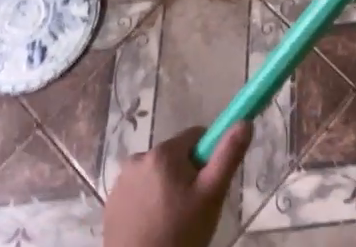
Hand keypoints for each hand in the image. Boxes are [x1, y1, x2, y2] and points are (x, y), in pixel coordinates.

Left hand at [103, 122, 253, 246]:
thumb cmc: (179, 233)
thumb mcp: (212, 194)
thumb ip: (228, 154)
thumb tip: (244, 122)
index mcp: (163, 153)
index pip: (196, 136)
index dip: (207, 158)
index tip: (207, 184)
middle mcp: (137, 159)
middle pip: (175, 156)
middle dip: (186, 175)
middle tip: (192, 207)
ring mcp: (120, 183)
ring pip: (157, 174)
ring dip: (166, 188)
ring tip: (172, 220)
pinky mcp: (111, 204)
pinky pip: (139, 191)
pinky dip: (148, 202)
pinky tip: (154, 226)